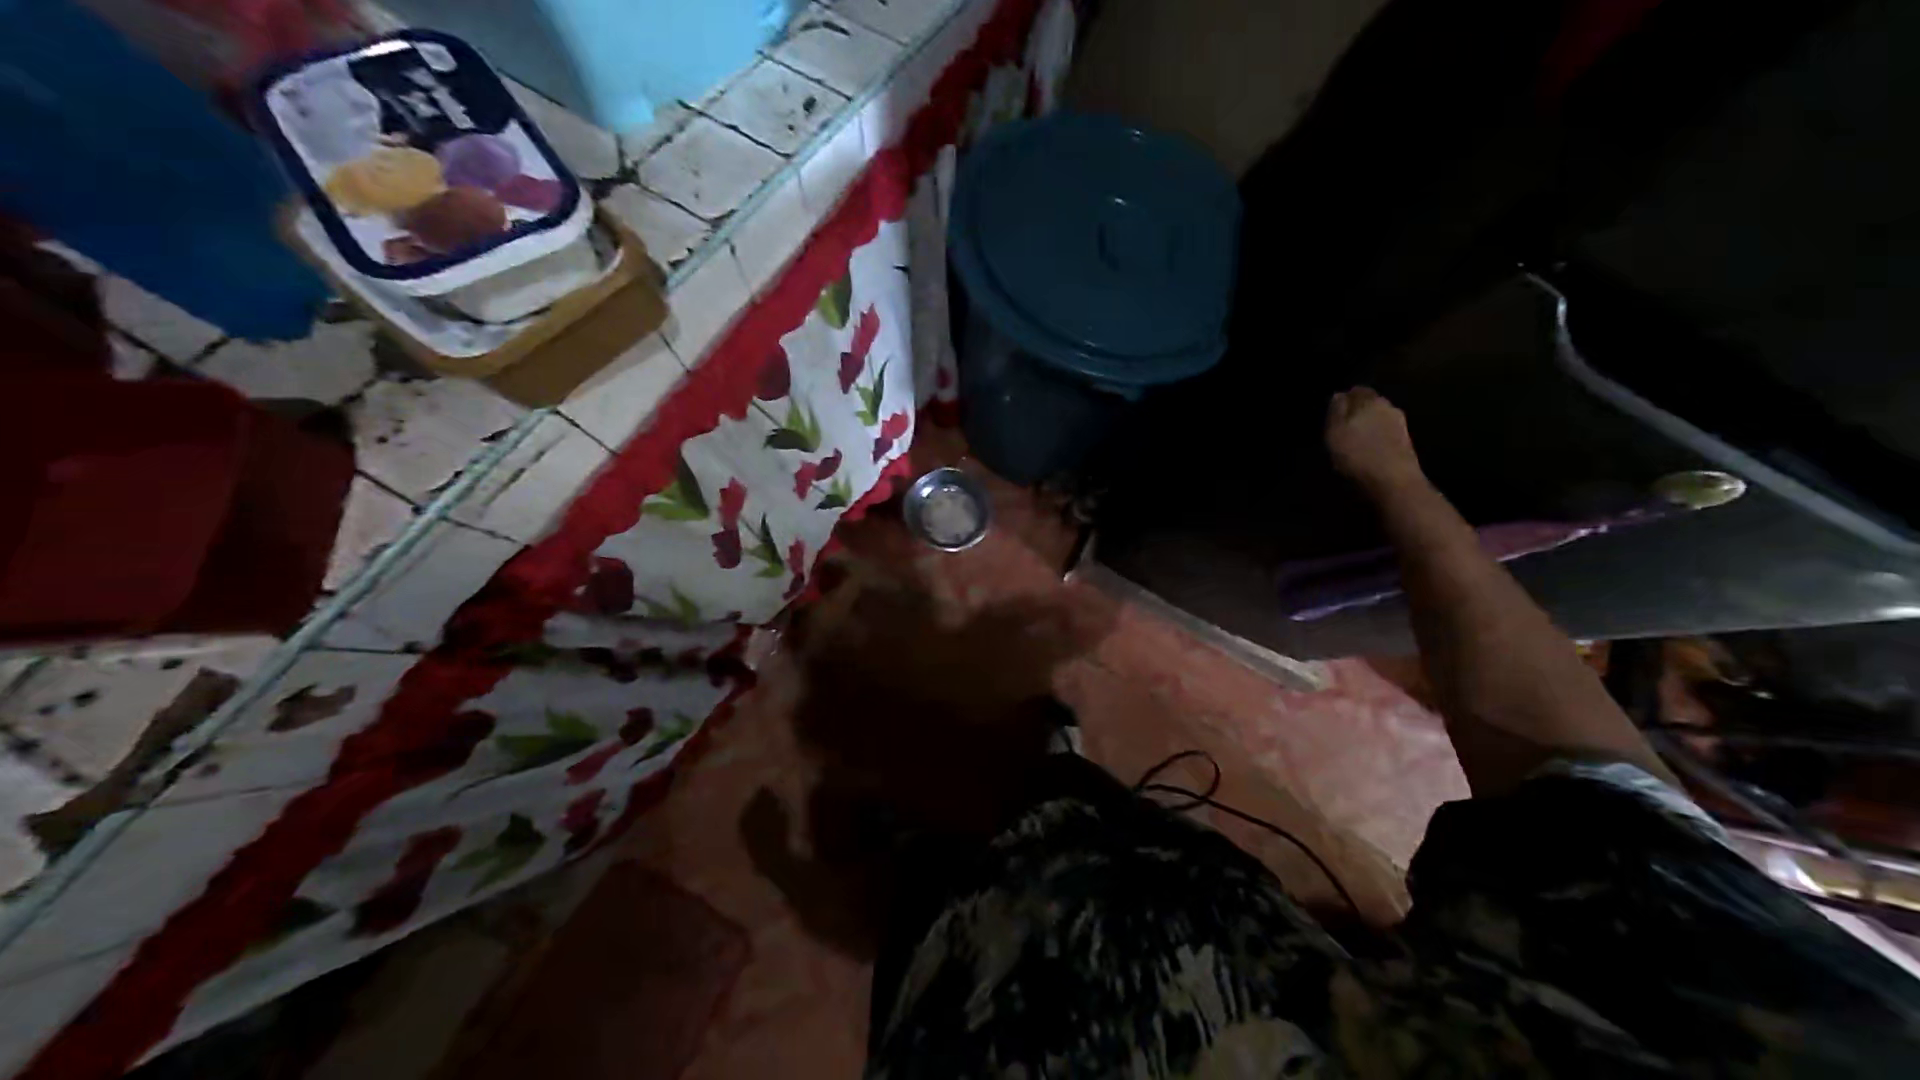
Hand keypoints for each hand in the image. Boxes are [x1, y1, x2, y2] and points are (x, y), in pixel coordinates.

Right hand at [1326, 387, 1424, 495]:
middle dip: (1359, 410)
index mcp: (1369, 400)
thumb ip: (1336, 410)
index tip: (1334, 410)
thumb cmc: (1357, 453)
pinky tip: (1369, 449)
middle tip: (1344, 425)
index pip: (1357, 390)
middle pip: (1371, 403)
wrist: (1393, 480)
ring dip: (1369, 425)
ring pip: (1380, 417)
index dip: (1345, 398)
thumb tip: (1339, 395)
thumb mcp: (1334, 431)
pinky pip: (1387, 433)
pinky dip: (1378, 437)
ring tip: (1355, 439)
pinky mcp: (1406, 442)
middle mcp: (1388, 406)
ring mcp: (1401, 424)